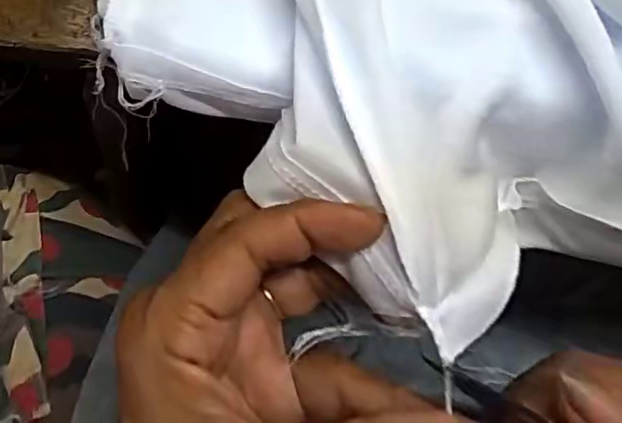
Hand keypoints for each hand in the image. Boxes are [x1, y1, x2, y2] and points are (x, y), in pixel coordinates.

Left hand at [117, 191, 462, 422]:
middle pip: (254, 237)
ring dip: (340, 282)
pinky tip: (406, 386)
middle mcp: (194, 312)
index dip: (307, 219)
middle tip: (374, 222)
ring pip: (282, 282)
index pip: (240, 238)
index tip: (369, 218)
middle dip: (316, 227)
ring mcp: (223, 342)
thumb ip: (354, 413)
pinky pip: (305, 350)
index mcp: (175, 318)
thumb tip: (447, 415)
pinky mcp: (251, 376)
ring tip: (394, 270)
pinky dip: (354, 364)